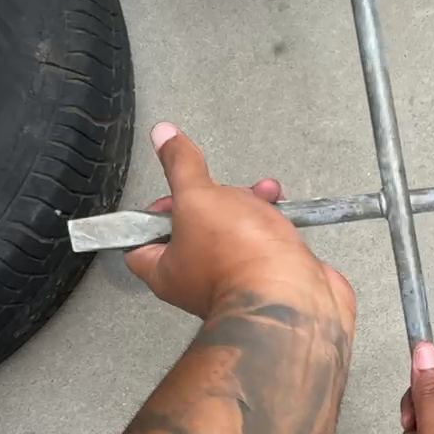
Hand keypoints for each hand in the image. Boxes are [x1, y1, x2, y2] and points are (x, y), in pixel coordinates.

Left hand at [125, 123, 353, 323]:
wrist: (292, 294)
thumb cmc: (240, 261)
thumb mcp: (198, 198)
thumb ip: (181, 166)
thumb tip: (165, 139)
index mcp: (167, 269)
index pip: (141, 241)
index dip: (151, 213)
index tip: (170, 192)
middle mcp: (198, 280)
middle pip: (194, 231)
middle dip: (215, 200)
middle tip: (224, 190)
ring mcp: (236, 280)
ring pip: (234, 233)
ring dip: (249, 205)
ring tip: (263, 193)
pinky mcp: (269, 277)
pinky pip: (265, 243)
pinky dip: (273, 222)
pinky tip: (282, 208)